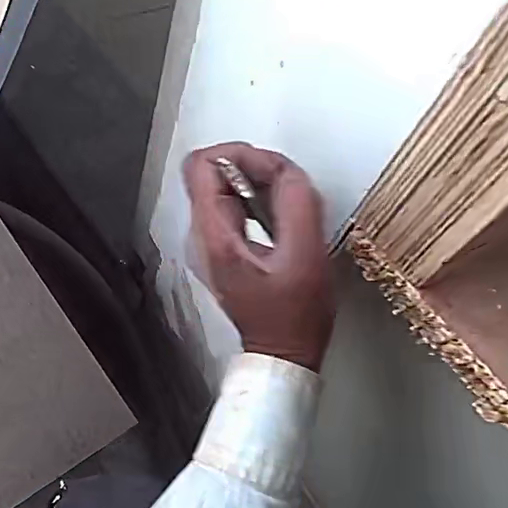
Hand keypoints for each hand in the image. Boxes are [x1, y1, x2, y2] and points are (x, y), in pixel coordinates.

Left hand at [184, 143, 334, 371]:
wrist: (283, 353)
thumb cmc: (293, 316)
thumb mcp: (306, 255)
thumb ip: (295, 202)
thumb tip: (284, 169)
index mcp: (213, 237)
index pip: (201, 165)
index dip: (238, 154)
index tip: (271, 171)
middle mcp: (201, 238)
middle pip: (210, 173)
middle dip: (251, 167)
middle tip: (286, 185)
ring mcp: (209, 245)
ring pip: (223, 188)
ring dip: (256, 183)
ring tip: (287, 202)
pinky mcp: (223, 250)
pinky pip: (233, 207)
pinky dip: (257, 200)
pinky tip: (281, 218)